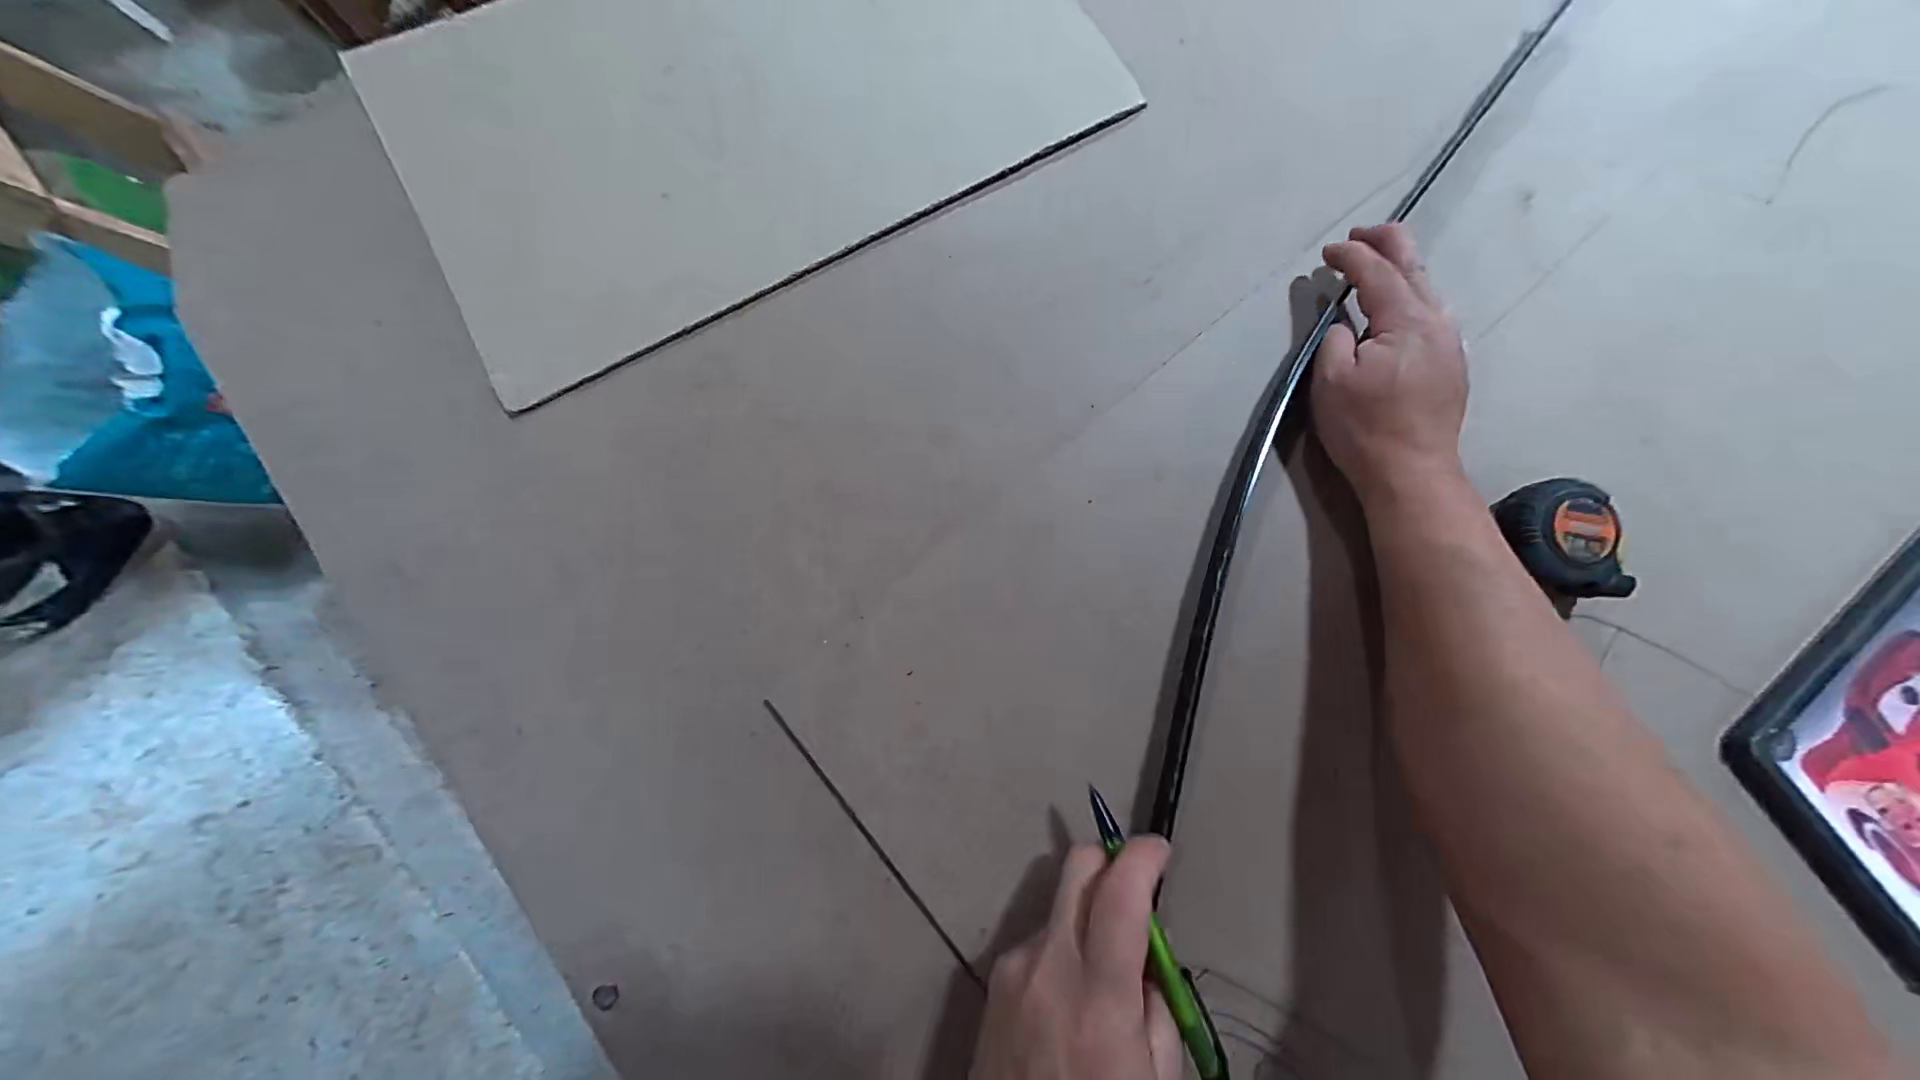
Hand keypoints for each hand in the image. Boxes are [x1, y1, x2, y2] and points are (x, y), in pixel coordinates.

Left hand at [968, 839, 1182, 1079]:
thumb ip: (1156, 1011)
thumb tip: (1145, 962)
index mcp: (1098, 999)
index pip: (1120, 896)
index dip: (1143, 859)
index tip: (1160, 850)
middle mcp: (1048, 966)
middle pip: (1077, 869)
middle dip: (1111, 864)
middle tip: (1136, 894)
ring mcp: (1013, 969)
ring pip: (1060, 908)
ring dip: (1087, 917)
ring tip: (1103, 979)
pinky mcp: (994, 981)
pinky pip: (1040, 943)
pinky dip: (1063, 949)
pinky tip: (1068, 1000)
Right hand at [1310, 224, 1469, 503]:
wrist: (1411, 470)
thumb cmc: (1364, 427)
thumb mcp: (1330, 380)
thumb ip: (1335, 340)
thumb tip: (1344, 325)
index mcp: (1406, 321)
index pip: (1377, 273)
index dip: (1351, 256)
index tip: (1328, 252)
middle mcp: (1436, 322)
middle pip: (1415, 268)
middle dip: (1388, 244)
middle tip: (1363, 234)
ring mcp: (1449, 343)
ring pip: (1428, 290)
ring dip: (1402, 269)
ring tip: (1379, 263)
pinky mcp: (1451, 364)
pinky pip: (1432, 312)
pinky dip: (1412, 295)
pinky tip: (1399, 305)